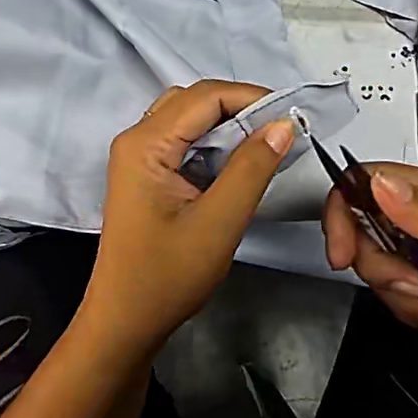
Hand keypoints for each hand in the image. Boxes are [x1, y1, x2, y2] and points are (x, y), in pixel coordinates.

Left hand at [76, 80, 294, 356]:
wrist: (125, 319)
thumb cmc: (166, 276)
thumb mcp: (219, 222)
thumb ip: (251, 168)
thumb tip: (281, 125)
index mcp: (145, 144)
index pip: (203, 97)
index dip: (250, 97)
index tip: (291, 114)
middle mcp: (136, 138)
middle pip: (193, 100)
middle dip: (239, 106)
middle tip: (281, 128)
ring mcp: (137, 154)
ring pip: (187, 116)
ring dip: (225, 122)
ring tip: (265, 140)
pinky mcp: (144, 171)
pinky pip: (181, 138)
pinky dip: (211, 139)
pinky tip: (236, 158)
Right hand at [323, 164, 417, 403]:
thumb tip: (384, 185)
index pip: (375, 181)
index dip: (347, 209)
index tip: (343, 249)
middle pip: (366, 221)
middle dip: (375, 260)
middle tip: (410, 286)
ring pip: (376, 259)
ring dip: (395, 290)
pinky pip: (393, 292)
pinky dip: (409, 310)